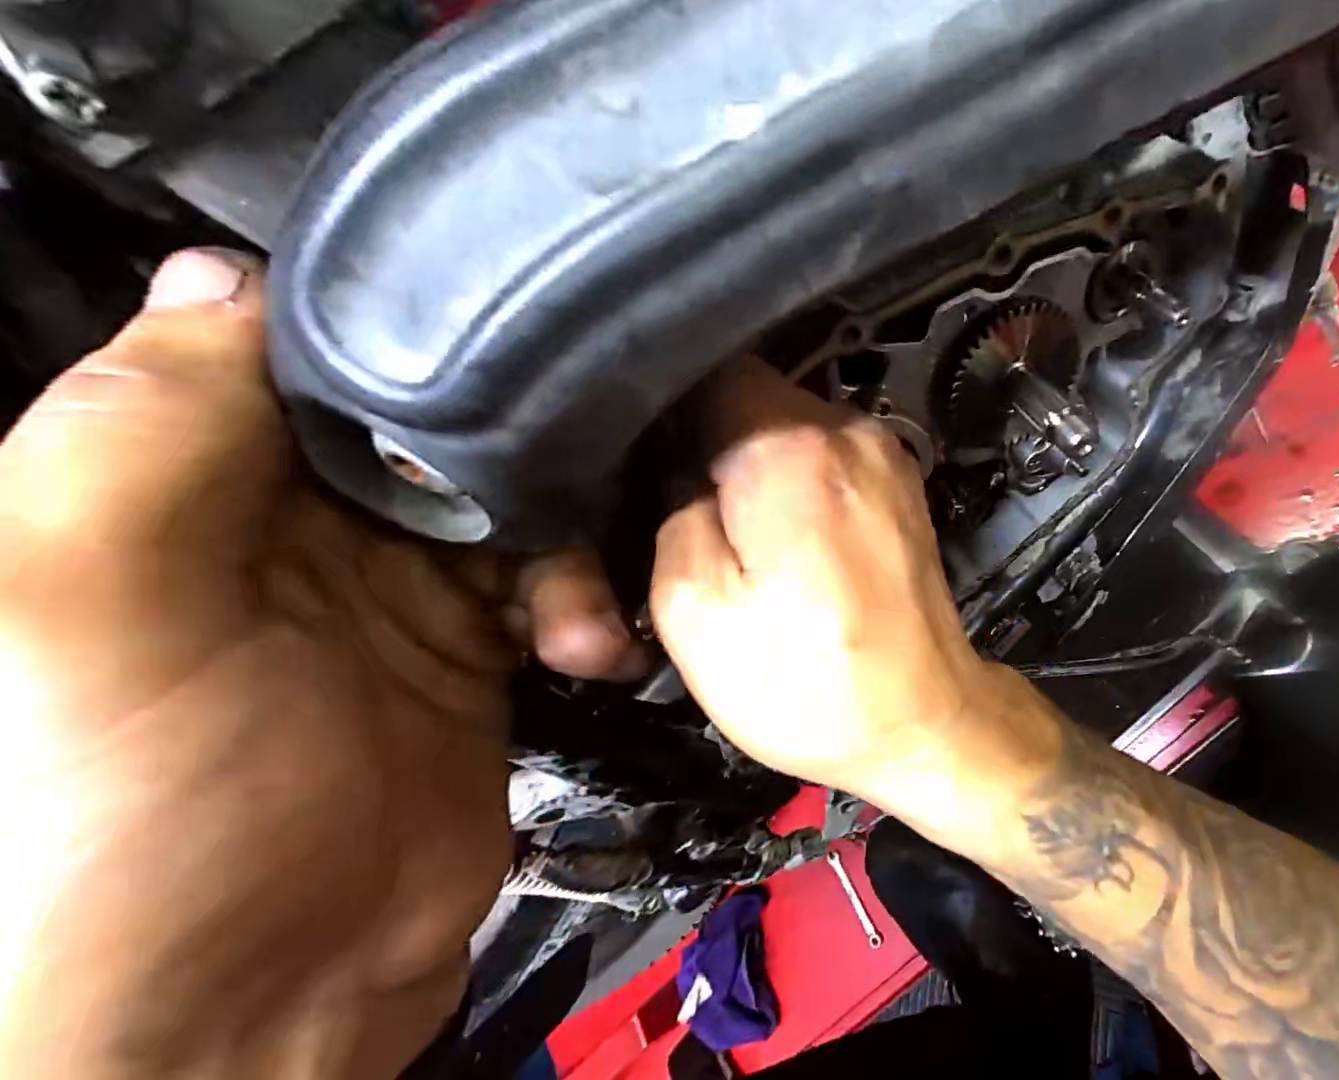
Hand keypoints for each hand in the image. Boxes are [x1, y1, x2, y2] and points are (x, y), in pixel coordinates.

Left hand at [0, 250, 643, 1078]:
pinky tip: (591, 652)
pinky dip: (587, 610)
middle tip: (572, 501)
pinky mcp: (486, 647)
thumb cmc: (149, 812)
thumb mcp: (95, 618)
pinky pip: (558, 589)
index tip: (510, 352)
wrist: (273, 989)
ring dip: (570, 557)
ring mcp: (410, 593)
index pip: (310, 365)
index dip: (406, 345)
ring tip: (578, 624)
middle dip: (523, 467)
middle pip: (447, 440)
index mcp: (195, 492)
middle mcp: (307, 529)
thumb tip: (230, 279)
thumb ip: (143, 445)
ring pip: (523, 516)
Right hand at [650, 363, 1063, 836]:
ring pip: (794, 430)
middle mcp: (852, 432)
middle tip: (690, 506)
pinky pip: (830, 459)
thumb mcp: (694, 611)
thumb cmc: (810, 682)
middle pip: (756, 400)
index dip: (669, 410)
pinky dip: (800, 483)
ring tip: (744, 533)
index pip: (711, 375)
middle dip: (714, 443)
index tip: (651, 458)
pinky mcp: (904, 487)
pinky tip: (791, 538)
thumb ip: (677, 517)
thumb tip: (695, 481)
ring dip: (759, 468)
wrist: (924, 718)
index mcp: (793, 449)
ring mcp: (888, 456)